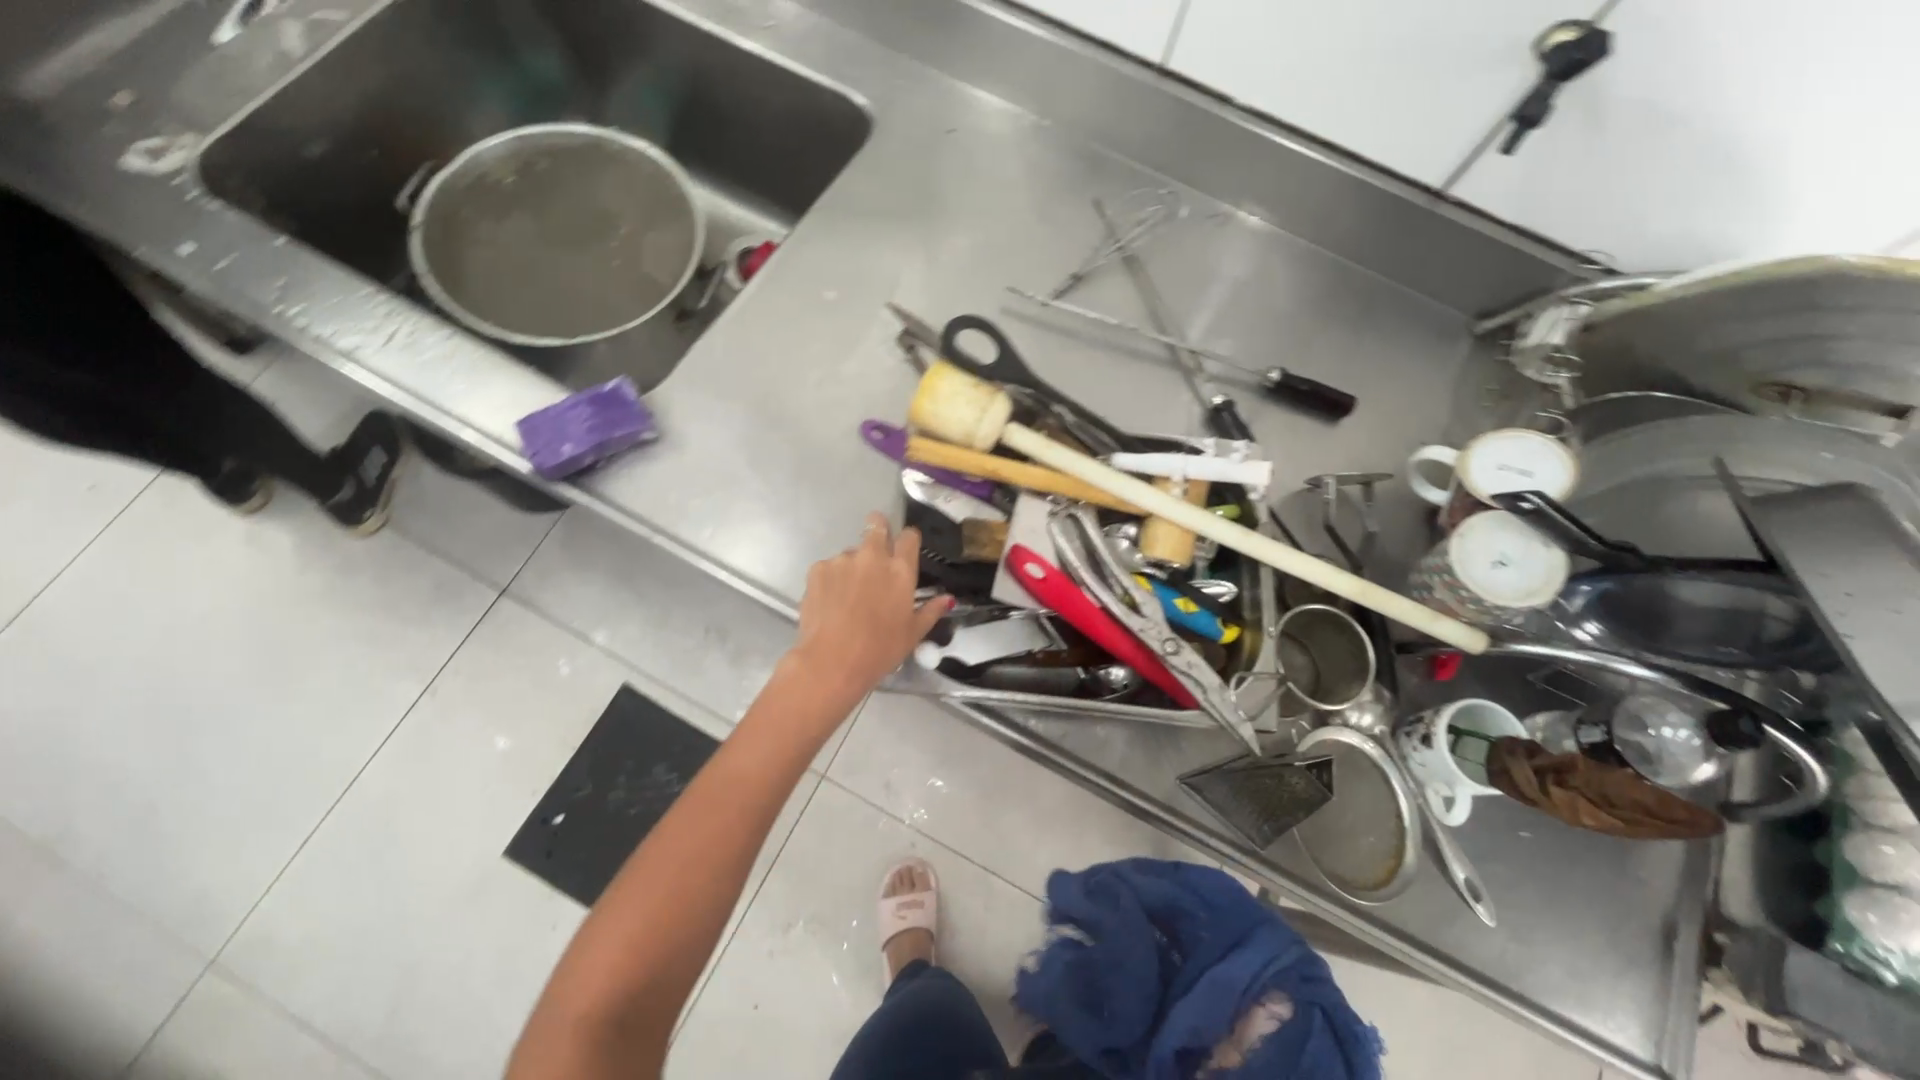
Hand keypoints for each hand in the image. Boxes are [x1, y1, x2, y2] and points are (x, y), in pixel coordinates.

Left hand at [783, 513, 950, 710]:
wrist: (832, 661)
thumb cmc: (880, 650)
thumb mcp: (913, 634)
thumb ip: (931, 611)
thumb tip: (947, 599)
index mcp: (900, 570)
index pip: (909, 537)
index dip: (907, 540)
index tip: (903, 549)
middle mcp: (872, 556)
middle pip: (876, 525)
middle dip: (878, 528)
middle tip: (875, 548)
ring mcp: (842, 560)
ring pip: (850, 553)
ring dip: (853, 566)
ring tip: (847, 596)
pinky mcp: (817, 569)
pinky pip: (828, 568)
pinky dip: (831, 579)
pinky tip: (830, 602)